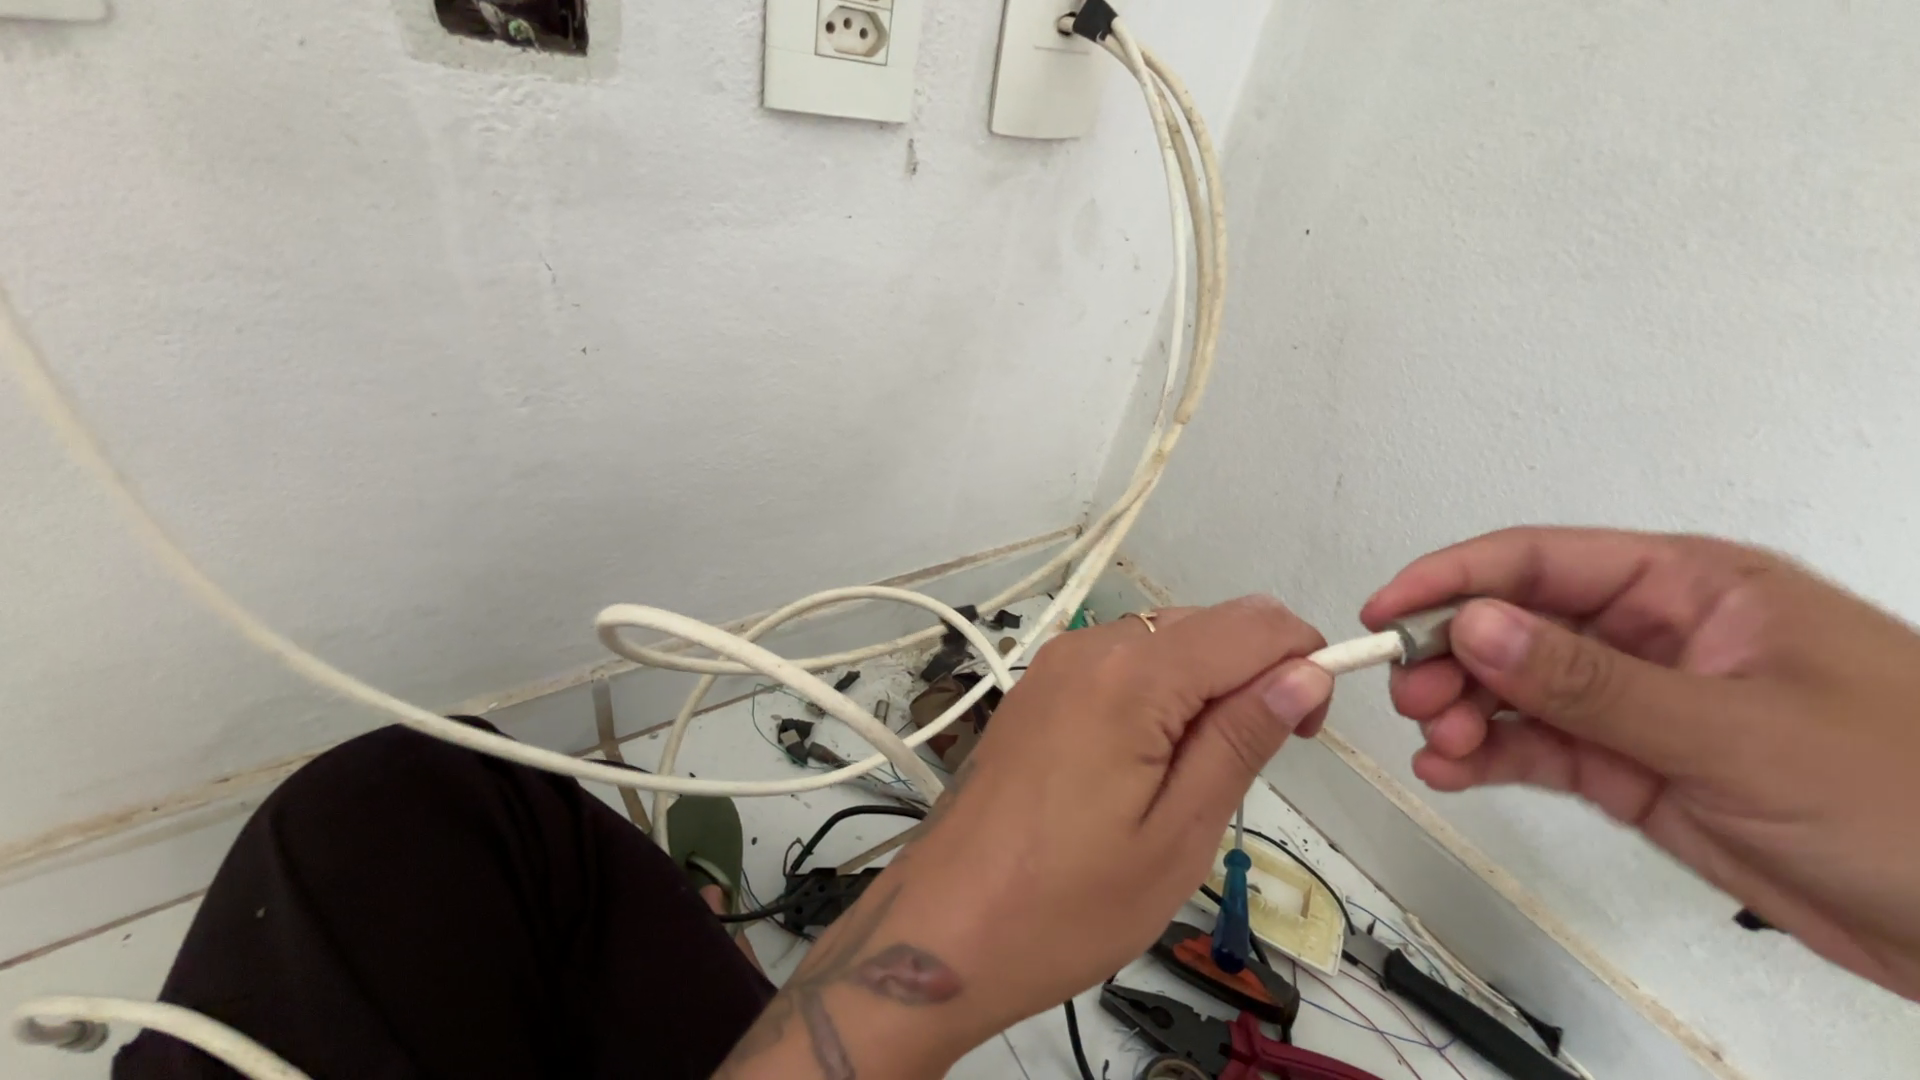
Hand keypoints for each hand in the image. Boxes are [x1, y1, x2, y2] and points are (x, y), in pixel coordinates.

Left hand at [716, 597, 1334, 1078]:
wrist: (946, 928)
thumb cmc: (1067, 903)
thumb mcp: (1177, 834)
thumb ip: (1241, 739)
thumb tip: (1305, 672)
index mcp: (1130, 675)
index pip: (1253, 623)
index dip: (1303, 661)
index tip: (1306, 732)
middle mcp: (1089, 647)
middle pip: (1208, 623)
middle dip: (1256, 672)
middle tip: (1251, 763)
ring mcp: (1056, 664)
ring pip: (1166, 639)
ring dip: (1206, 685)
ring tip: (1194, 774)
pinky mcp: (1038, 689)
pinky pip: (1122, 663)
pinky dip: (1159, 692)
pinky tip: (1148, 760)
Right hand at [1362, 527, 1919, 1000]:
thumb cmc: (1915, 802)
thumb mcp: (1735, 732)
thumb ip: (1590, 680)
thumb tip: (1470, 624)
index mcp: (1687, 590)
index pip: (1536, 562)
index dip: (1450, 580)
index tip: (1384, 614)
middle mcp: (1649, 638)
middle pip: (1511, 626)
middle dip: (1450, 659)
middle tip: (1415, 700)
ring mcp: (1636, 705)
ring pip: (1514, 690)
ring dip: (1464, 712)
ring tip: (1442, 746)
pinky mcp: (1631, 768)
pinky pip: (1538, 747)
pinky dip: (1489, 757)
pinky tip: (1455, 771)